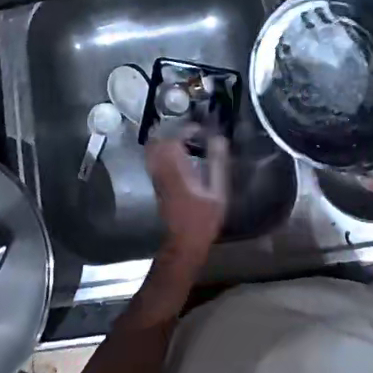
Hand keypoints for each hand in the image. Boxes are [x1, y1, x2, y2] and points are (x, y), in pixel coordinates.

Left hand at [145, 131, 228, 262]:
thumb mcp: (218, 191)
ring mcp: (156, 178)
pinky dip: (164, 151)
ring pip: (152, 150)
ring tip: (186, 140)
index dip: (186, 129)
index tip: (200, 130)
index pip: (173, 139)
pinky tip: (180, 155)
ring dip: (167, 140)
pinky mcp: (156, 184)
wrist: (184, 242)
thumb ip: (218, 164)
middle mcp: (162, 171)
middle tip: (191, 132)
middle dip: (173, 131)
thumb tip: (219, 139)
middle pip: (157, 141)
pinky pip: (154, 159)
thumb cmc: (204, 218)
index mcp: (176, 170)